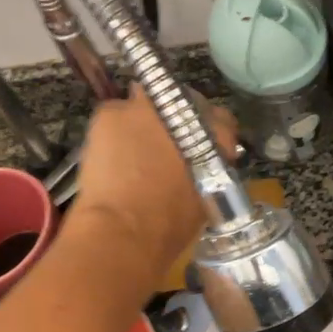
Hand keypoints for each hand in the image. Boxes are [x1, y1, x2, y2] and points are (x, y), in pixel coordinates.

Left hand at [71, 88, 235, 278]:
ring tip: (135, 149)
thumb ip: (208, 172)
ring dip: (143, 119)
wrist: (124, 229)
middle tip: (166, 144)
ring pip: (146, 102)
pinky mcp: (110, 112)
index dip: (211, 132)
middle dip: (176, 118)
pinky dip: (115, 129)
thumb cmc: (171, 225)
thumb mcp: (207, 199)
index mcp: (215, 138)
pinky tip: (112, 153)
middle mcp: (184, 113)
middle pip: (184, 102)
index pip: (222, 120)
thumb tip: (200, 166)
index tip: (202, 146)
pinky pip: (115, 114)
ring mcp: (145, 108)